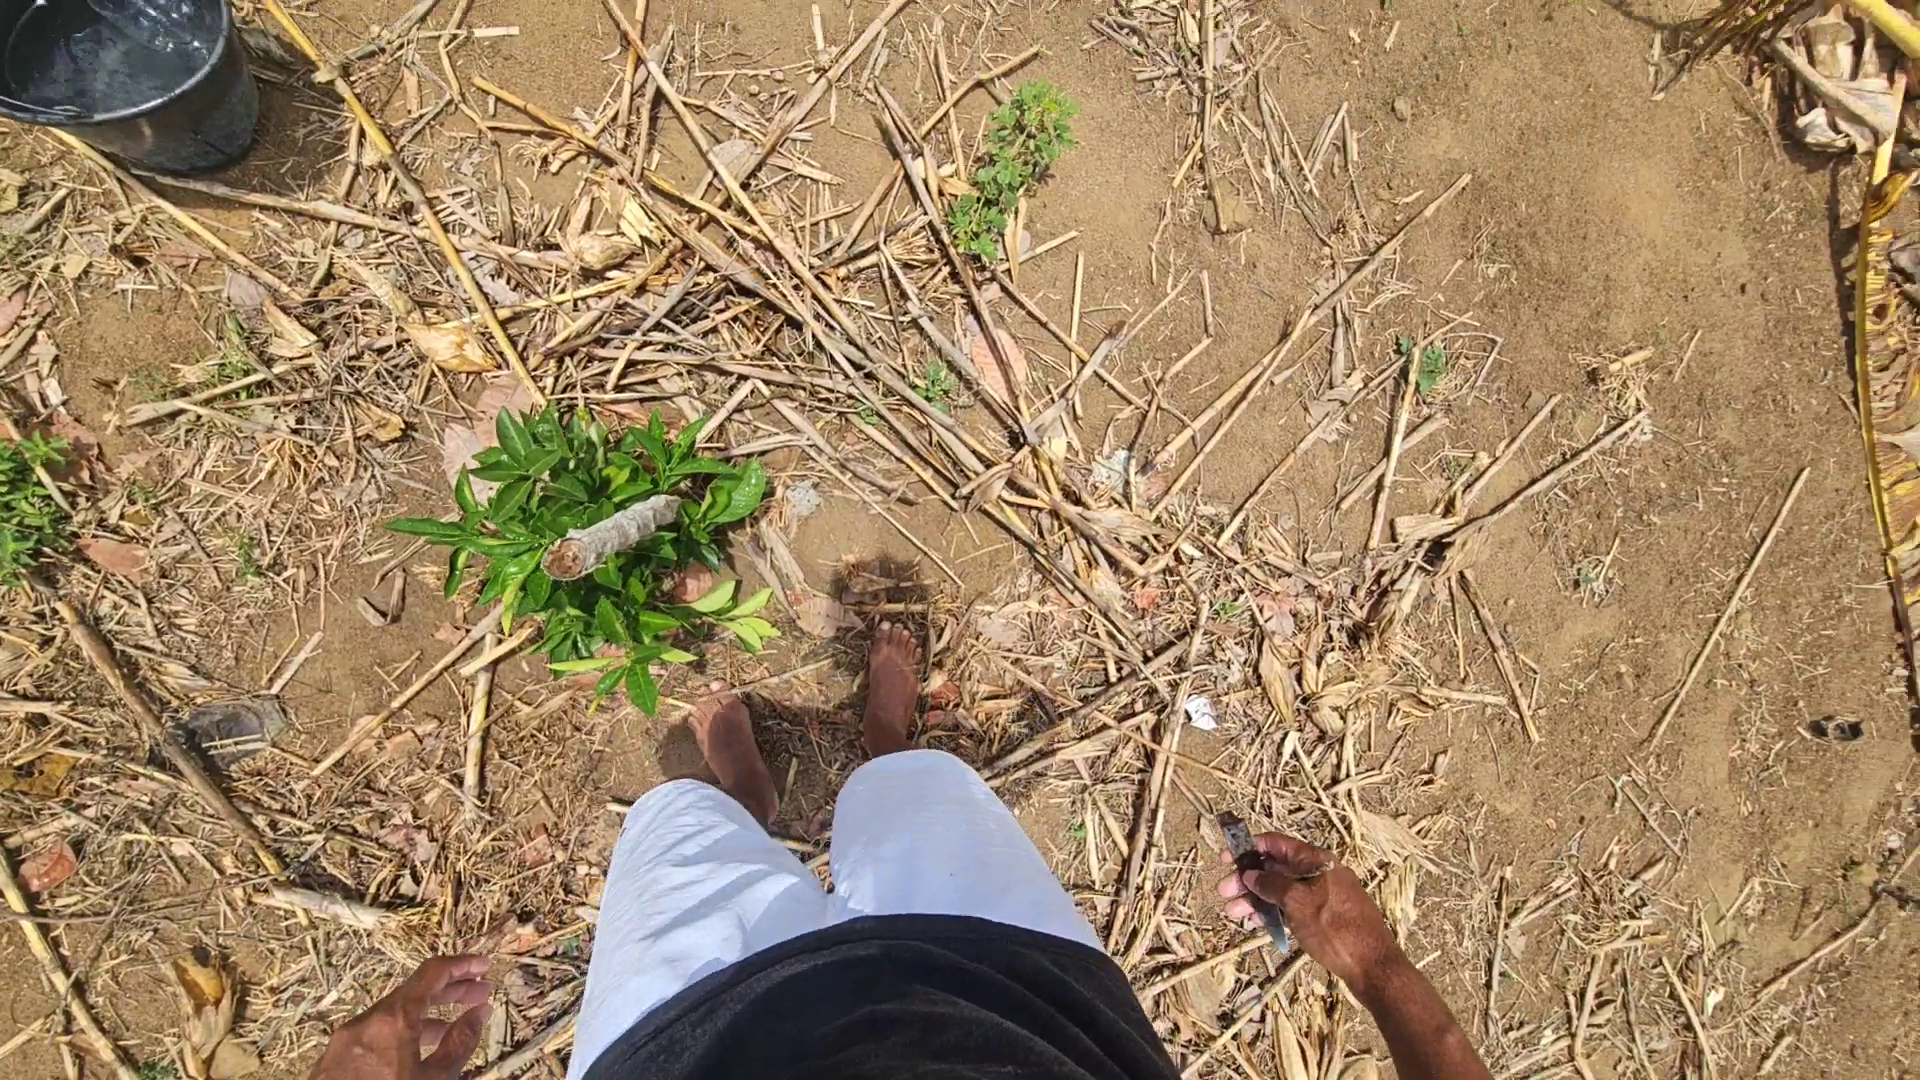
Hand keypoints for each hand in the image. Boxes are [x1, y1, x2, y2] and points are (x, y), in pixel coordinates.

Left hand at [308, 955, 493, 1079]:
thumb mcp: (435, 1079)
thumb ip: (461, 1041)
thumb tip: (481, 1011)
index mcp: (392, 1019)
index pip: (434, 972)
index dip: (464, 964)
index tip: (486, 967)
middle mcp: (365, 1021)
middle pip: (415, 990)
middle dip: (452, 990)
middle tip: (481, 995)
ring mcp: (344, 1042)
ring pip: (394, 1012)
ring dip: (429, 1011)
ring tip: (455, 1025)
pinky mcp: (331, 1062)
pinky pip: (376, 1032)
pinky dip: (404, 1029)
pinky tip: (419, 1047)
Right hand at [1216, 833, 1404, 998]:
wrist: (1376, 970)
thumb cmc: (1336, 928)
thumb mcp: (1298, 902)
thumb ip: (1271, 884)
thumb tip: (1250, 875)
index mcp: (1315, 860)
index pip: (1275, 843)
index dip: (1248, 848)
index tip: (1227, 859)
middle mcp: (1317, 873)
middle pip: (1274, 868)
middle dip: (1247, 879)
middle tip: (1224, 891)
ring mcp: (1320, 896)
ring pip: (1280, 891)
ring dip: (1255, 899)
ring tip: (1233, 913)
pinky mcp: (1323, 918)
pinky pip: (1291, 908)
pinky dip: (1272, 912)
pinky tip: (1255, 923)